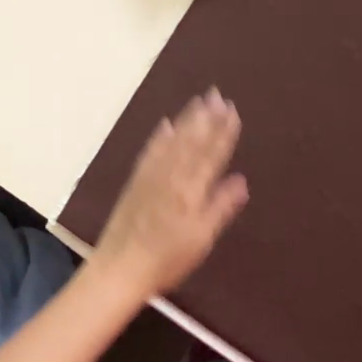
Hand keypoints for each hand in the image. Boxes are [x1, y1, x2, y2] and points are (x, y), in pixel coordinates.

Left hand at [91, 88, 248, 298]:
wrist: (119, 267)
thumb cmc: (167, 259)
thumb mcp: (201, 238)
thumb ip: (220, 207)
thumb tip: (241, 180)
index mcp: (191, 189)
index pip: (212, 155)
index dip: (223, 133)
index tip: (233, 112)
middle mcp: (171, 176)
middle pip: (192, 141)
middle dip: (206, 117)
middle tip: (217, 94)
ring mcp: (150, 176)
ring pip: (173, 141)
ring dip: (186, 120)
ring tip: (199, 101)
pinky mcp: (135, 182)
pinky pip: (150, 152)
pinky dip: (160, 137)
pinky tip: (165, 125)